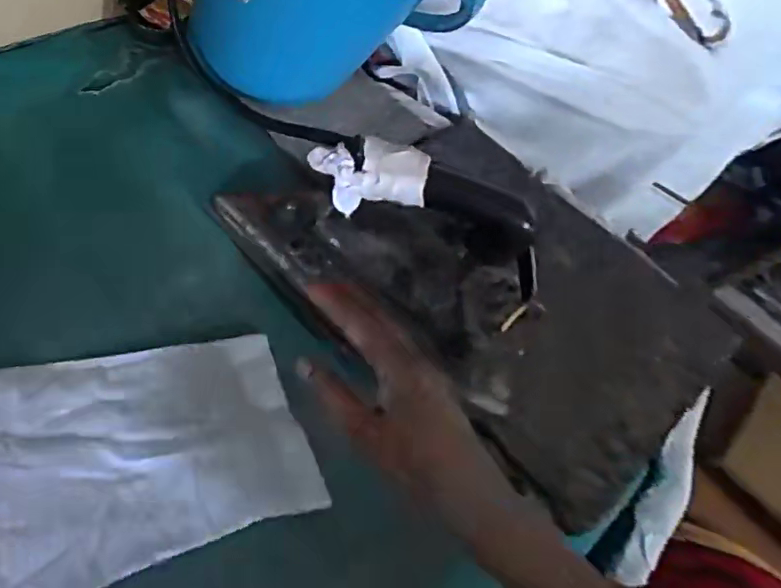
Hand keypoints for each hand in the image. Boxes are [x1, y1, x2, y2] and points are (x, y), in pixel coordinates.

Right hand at [298, 282, 612, 587]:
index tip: (310, 286)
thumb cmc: (417, 467)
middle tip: (324, 281)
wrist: (476, 500)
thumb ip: (335, 397)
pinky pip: (401, 339)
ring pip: (394, 327)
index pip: (361, 325)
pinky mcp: (434, 383)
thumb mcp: (367, 435)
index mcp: (399, 368)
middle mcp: (416, 360)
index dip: (335, 304)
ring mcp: (429, 370)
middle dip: (353, 296)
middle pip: (382, 318)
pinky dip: (381, 323)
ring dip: (368, 307)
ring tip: (344, 294)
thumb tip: (304, 364)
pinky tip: (373, 329)